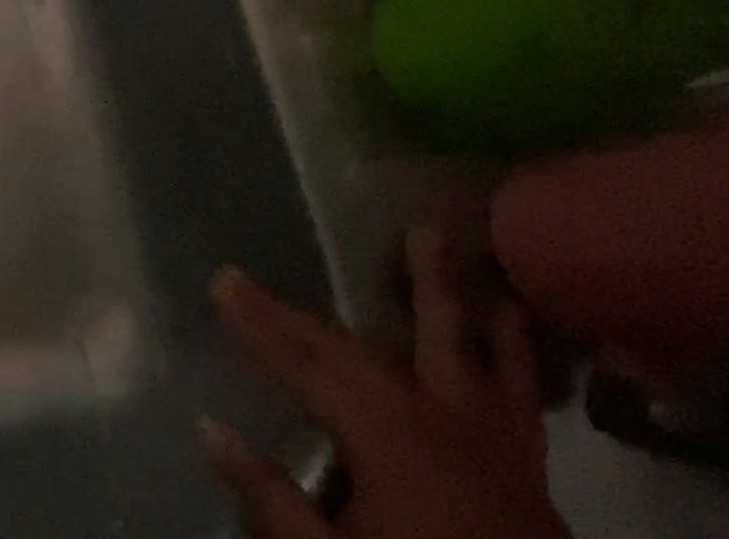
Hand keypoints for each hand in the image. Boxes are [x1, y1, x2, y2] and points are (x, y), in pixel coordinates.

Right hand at [201, 229, 570, 538]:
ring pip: (452, 343)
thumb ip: (270, 493)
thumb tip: (208, 427)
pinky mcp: (520, 452)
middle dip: (297, 310)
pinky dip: (512, 349)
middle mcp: (429, 414)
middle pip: (352, 347)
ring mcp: (482, 429)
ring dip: (435, 287)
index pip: (300, 363)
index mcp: (378, 434)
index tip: (221, 279)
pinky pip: (517, 389)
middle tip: (253, 271)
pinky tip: (508, 314)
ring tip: (425, 235)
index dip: (257, 320)